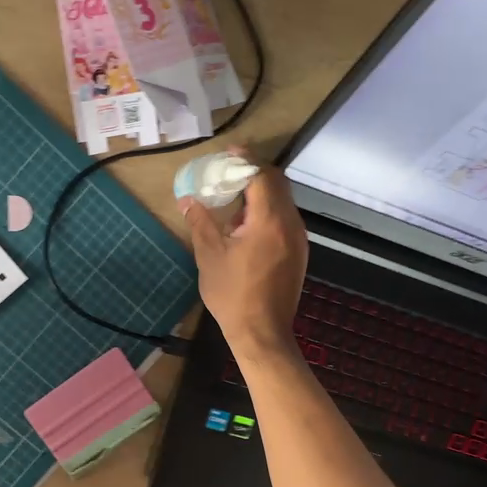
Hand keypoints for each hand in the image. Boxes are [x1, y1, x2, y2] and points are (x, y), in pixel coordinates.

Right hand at [184, 151, 307, 364]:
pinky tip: (245, 226)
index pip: (261, 175)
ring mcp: (299, 239)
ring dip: (260, 193)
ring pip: (283, 201)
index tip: (228, 152)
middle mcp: (290, 224)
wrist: (262, 334)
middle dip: (253, 172)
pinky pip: (284, 220)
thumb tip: (187, 200)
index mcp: (269, 221)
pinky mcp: (299, 253)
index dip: (244, 159)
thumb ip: (200, 222)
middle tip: (228, 171)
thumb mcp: (209, 256)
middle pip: (277, 184)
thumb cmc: (232, 296)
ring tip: (233, 199)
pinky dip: (267, 211)